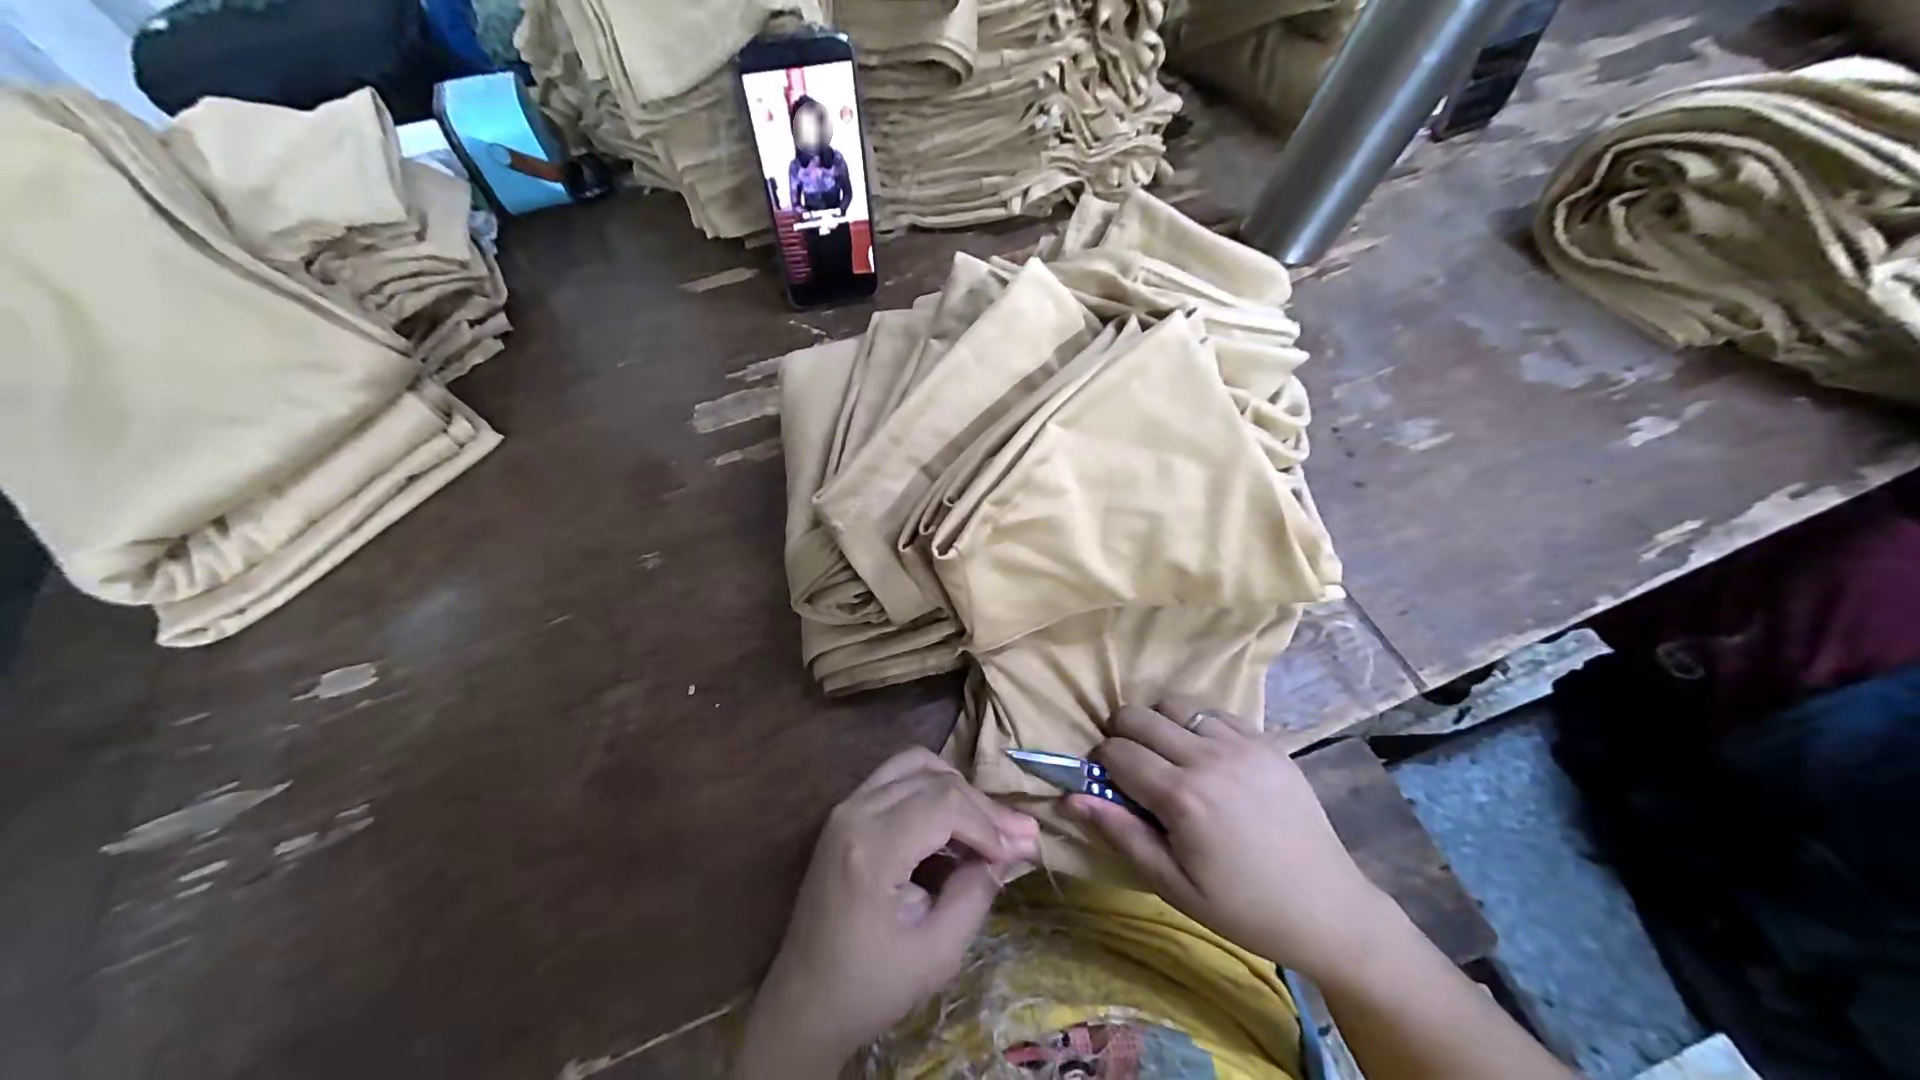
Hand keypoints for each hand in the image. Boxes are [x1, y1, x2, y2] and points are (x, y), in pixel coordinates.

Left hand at [734, 747, 1038, 1077]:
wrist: (805, 1002)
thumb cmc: (871, 986)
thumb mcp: (938, 950)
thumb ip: (978, 891)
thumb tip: (1016, 847)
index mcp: (872, 848)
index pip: (946, 804)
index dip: (988, 823)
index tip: (1016, 854)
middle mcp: (854, 812)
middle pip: (934, 778)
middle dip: (981, 806)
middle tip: (1018, 837)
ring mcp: (845, 807)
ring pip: (916, 765)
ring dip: (957, 789)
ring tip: (986, 826)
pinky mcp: (844, 812)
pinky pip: (896, 776)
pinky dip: (931, 787)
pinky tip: (952, 822)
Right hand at [1064, 699, 1397, 978]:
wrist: (1328, 909)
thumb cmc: (1242, 906)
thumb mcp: (1172, 884)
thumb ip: (1120, 833)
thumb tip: (1070, 798)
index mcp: (1183, 797)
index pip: (1117, 751)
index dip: (1101, 762)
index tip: (1107, 782)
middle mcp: (1210, 758)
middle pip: (1140, 716)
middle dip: (1121, 734)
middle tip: (1130, 765)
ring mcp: (1243, 745)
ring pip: (1175, 704)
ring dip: (1158, 724)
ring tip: (1166, 757)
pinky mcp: (1268, 742)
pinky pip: (1215, 712)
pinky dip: (1196, 724)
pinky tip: (1204, 755)